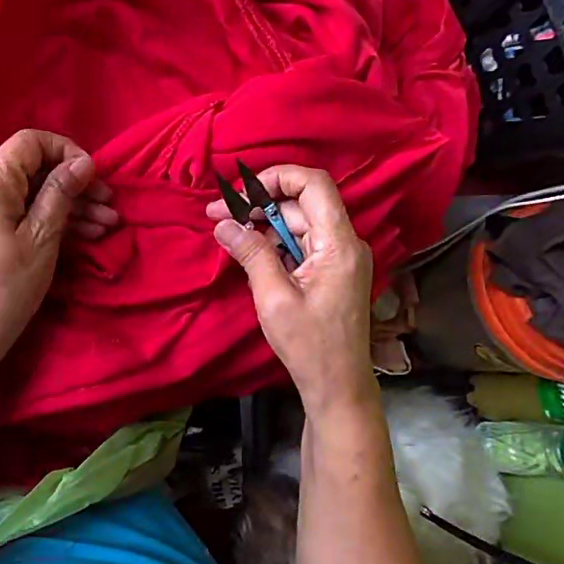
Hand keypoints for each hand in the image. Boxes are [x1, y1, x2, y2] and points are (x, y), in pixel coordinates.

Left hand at [0, 130, 117, 373]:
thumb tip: (83, 163)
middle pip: (33, 169)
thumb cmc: (8, 285)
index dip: (67, 151)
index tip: (94, 176)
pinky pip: (21, 212)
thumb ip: (61, 192)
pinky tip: (87, 234)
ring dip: (70, 205)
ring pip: (31, 193)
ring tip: (107, 225)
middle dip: (74, 184)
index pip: (30, 142)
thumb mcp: (42, 236)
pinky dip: (51, 219)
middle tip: (109, 205)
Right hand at [207, 165, 375, 413]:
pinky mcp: (332, 271)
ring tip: (228, 234)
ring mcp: (341, 257)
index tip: (240, 193)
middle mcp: (346, 243)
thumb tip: (224, 223)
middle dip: (258, 205)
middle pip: (301, 204)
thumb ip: (251, 253)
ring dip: (263, 225)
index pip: (314, 185)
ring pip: (299, 223)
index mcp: (339, 244)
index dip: (276, 178)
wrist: (337, 385)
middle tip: (217, 215)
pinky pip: (302, 243)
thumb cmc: (309, 346)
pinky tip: (249, 252)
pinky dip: (275, 243)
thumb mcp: (274, 298)